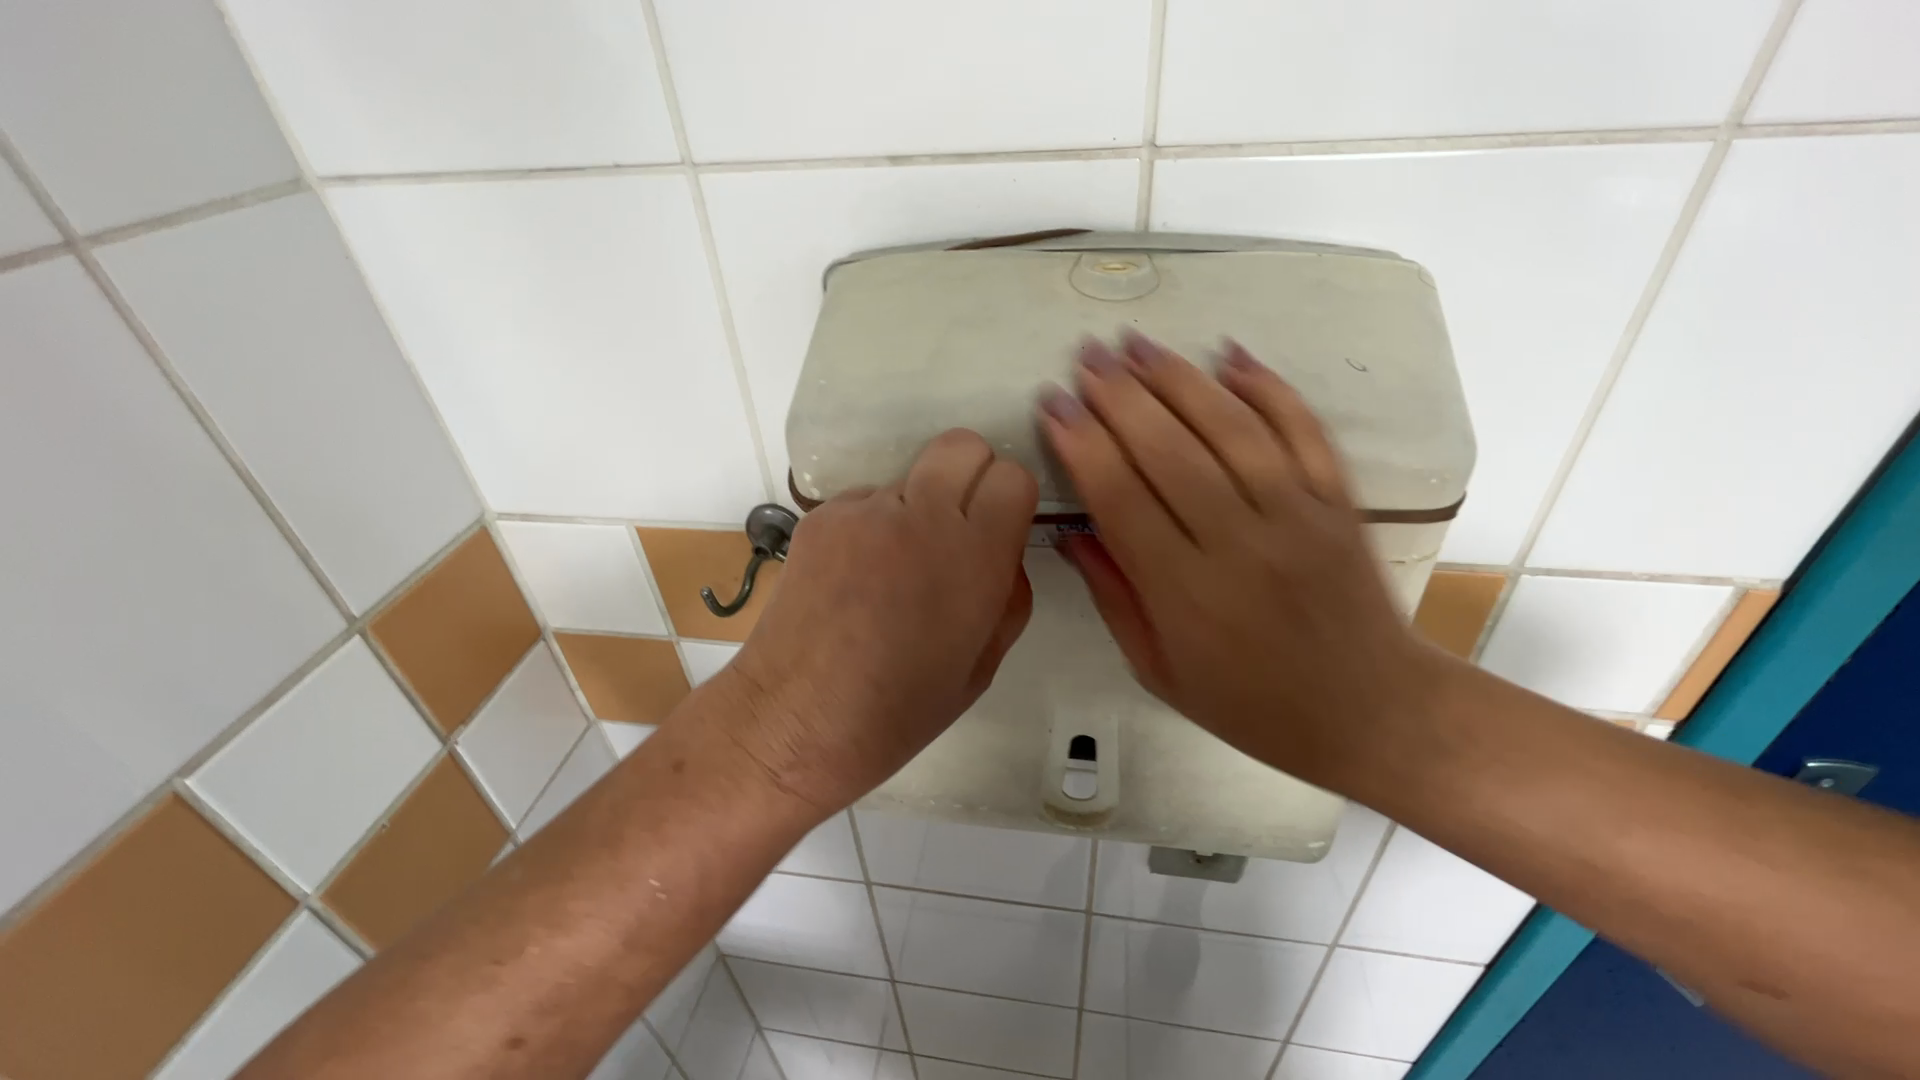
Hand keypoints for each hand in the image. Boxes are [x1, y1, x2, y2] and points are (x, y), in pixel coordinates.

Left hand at [710, 430, 1037, 815]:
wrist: (796, 720)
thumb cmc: (900, 710)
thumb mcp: (983, 665)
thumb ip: (1006, 596)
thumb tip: (1000, 555)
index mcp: (974, 555)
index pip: (1012, 476)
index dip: (1009, 502)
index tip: (998, 532)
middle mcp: (920, 515)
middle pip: (962, 445)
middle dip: (970, 476)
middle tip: (956, 528)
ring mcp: (863, 510)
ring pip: (908, 478)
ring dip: (913, 509)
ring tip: (891, 572)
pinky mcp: (820, 517)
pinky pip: (863, 503)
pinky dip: (870, 529)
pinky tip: (853, 581)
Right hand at [1037, 332, 1445, 783]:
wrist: (1371, 710)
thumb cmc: (1252, 703)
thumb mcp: (1161, 670)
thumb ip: (1115, 597)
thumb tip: (1073, 533)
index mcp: (1185, 591)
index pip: (1120, 497)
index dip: (1082, 444)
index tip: (1053, 405)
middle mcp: (1239, 540)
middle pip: (1168, 450)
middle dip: (1119, 396)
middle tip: (1086, 356)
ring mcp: (1296, 513)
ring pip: (1229, 427)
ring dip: (1178, 378)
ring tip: (1137, 344)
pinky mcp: (1338, 500)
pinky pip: (1301, 429)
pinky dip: (1267, 387)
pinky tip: (1230, 354)